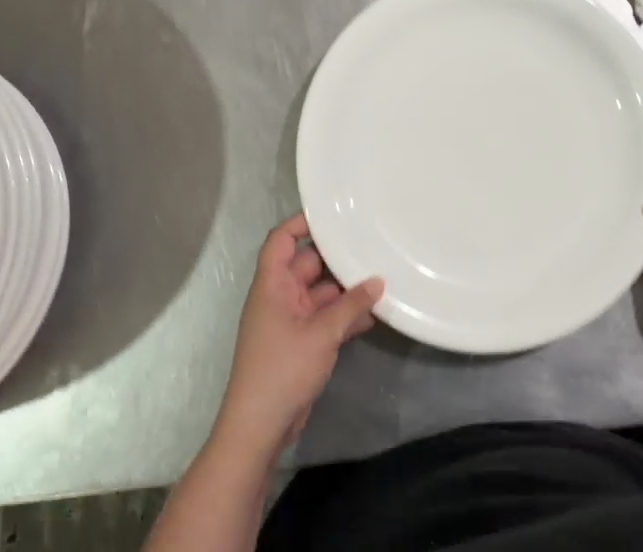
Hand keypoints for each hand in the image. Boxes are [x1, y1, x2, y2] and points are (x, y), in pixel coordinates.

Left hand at [215, 213, 382, 453]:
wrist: (259, 426)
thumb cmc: (282, 370)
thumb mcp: (322, 333)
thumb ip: (351, 305)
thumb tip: (377, 281)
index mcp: (271, 286)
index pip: (280, 241)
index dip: (301, 223)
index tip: (333, 215)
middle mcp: (278, 298)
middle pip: (307, 265)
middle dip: (337, 258)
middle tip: (372, 245)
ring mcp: (289, 322)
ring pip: (320, 293)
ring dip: (346, 290)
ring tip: (383, 278)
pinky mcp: (301, 344)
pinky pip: (325, 318)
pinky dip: (346, 315)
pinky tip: (375, 314)